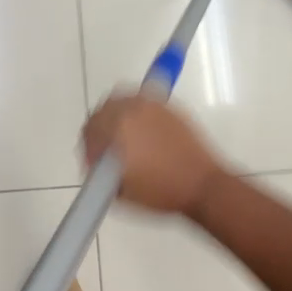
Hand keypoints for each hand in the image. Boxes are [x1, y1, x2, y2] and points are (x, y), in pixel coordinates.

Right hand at [81, 92, 228, 215]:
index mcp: (117, 130)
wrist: (202, 185)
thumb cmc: (161, 192)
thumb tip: (97, 163)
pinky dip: (135, 108)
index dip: (89, 145)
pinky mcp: (167, 105)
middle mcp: (131, 110)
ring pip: (122, 98)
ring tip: (122, 134)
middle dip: (100, 127)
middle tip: (105, 147)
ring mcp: (151, 104)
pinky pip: (142, 97)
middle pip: (104, 109)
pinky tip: (140, 126)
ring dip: (116, 114)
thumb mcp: (122, 192)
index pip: (90, 129)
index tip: (94, 160)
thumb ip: (102, 173)